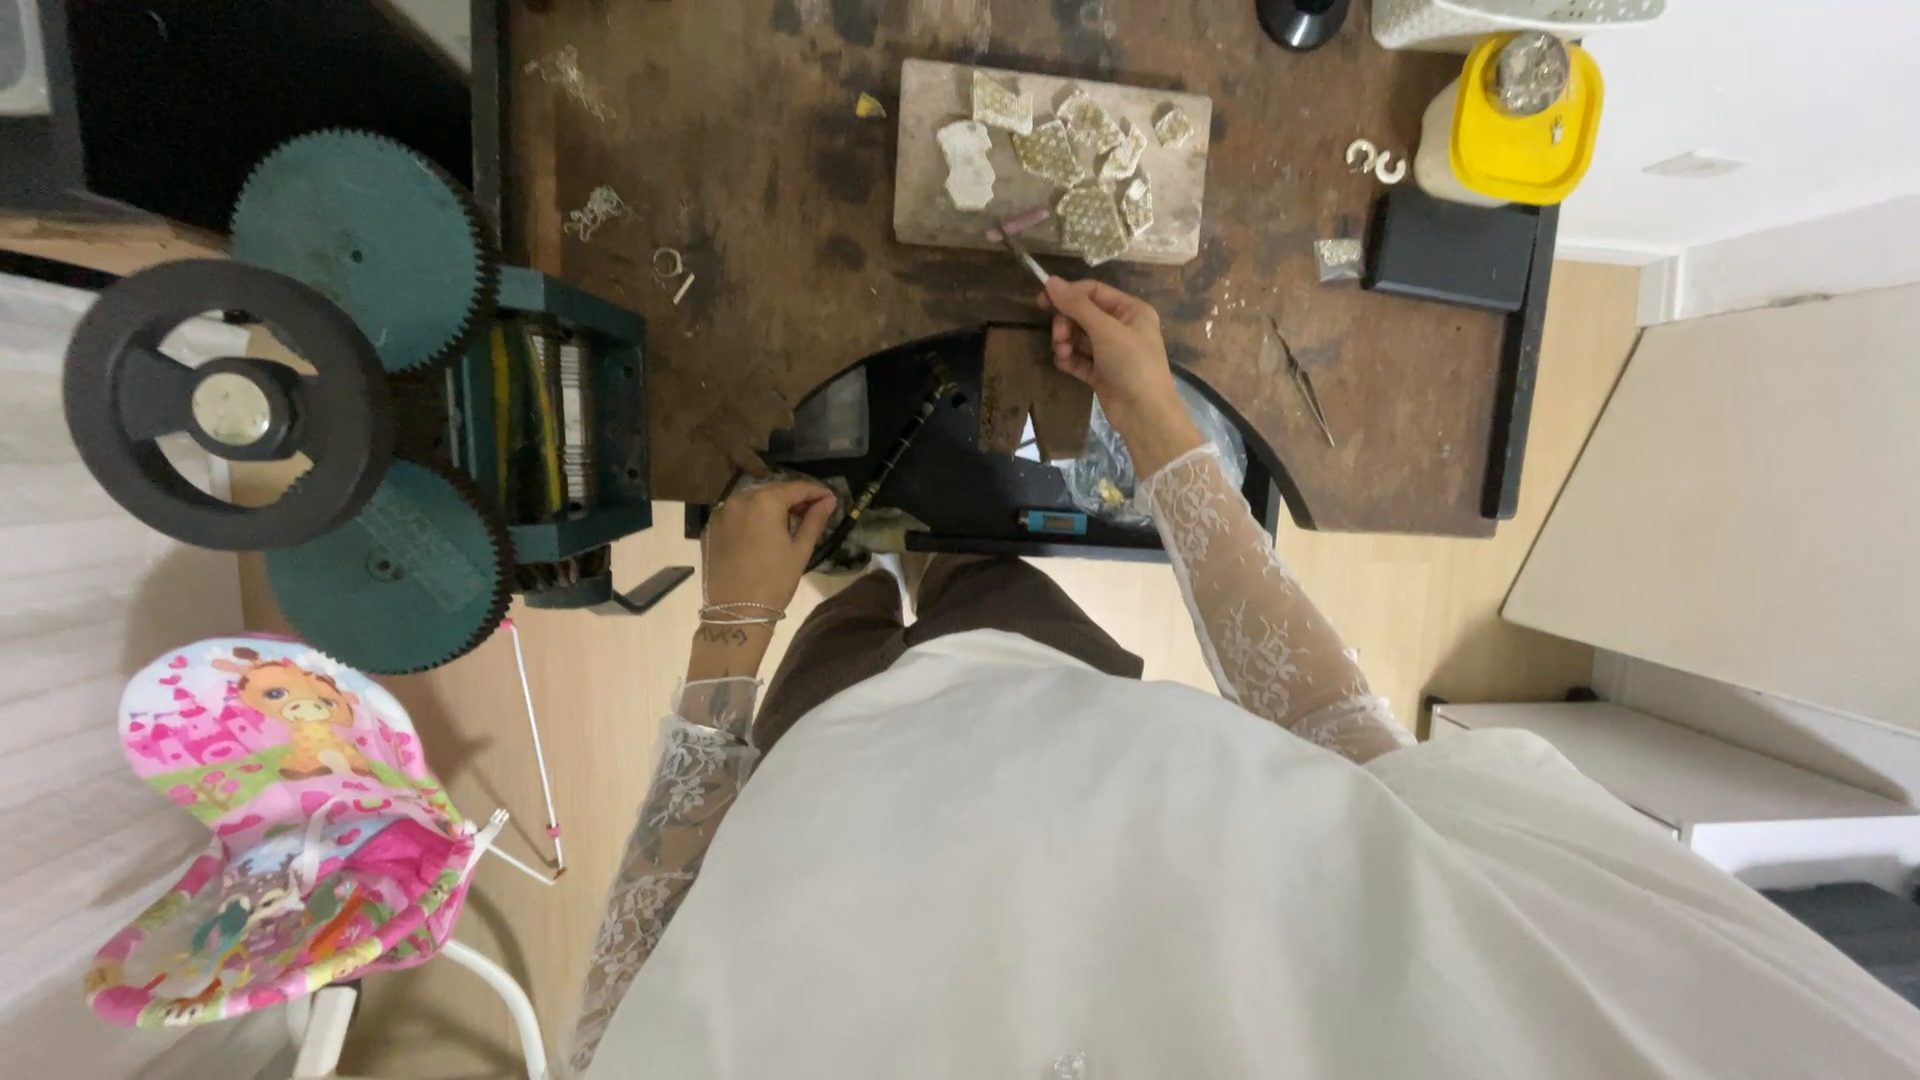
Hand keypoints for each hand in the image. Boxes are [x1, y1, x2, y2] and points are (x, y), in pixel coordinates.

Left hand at [702, 479, 837, 612]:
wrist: (735, 611)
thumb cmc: (775, 581)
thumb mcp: (800, 550)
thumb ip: (814, 520)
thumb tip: (828, 501)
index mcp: (765, 502)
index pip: (795, 488)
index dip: (815, 491)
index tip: (829, 499)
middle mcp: (739, 499)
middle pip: (772, 490)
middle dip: (793, 497)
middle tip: (811, 510)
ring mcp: (721, 513)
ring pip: (752, 499)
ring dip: (772, 505)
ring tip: (788, 522)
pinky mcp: (711, 528)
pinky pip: (736, 513)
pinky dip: (752, 515)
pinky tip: (763, 532)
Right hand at [1038, 276, 1204, 476]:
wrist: (1144, 413)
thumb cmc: (1132, 364)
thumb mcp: (1105, 330)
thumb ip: (1077, 305)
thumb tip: (1050, 280)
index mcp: (1130, 310)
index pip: (1094, 292)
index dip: (1069, 294)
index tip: (1042, 300)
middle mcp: (1121, 328)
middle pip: (1083, 315)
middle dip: (1067, 323)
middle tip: (1058, 335)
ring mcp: (1110, 352)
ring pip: (1079, 338)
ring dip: (1066, 342)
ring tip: (1063, 351)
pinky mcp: (1100, 373)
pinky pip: (1079, 359)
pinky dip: (1069, 359)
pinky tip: (1064, 363)